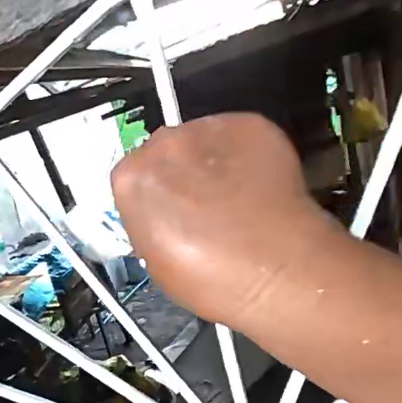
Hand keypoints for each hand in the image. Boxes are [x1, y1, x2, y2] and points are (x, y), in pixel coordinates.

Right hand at [111, 112, 343, 329]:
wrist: (272, 270)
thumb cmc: (206, 276)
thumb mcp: (151, 257)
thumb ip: (147, 219)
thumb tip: (162, 212)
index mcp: (130, 177)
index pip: (131, 176)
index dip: (151, 196)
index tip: (166, 212)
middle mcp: (164, 144)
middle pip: (164, 151)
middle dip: (179, 173)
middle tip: (200, 205)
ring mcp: (209, 130)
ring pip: (202, 141)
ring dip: (211, 162)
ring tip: (232, 197)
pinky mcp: (252, 126)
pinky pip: (240, 136)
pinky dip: (245, 156)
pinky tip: (253, 186)